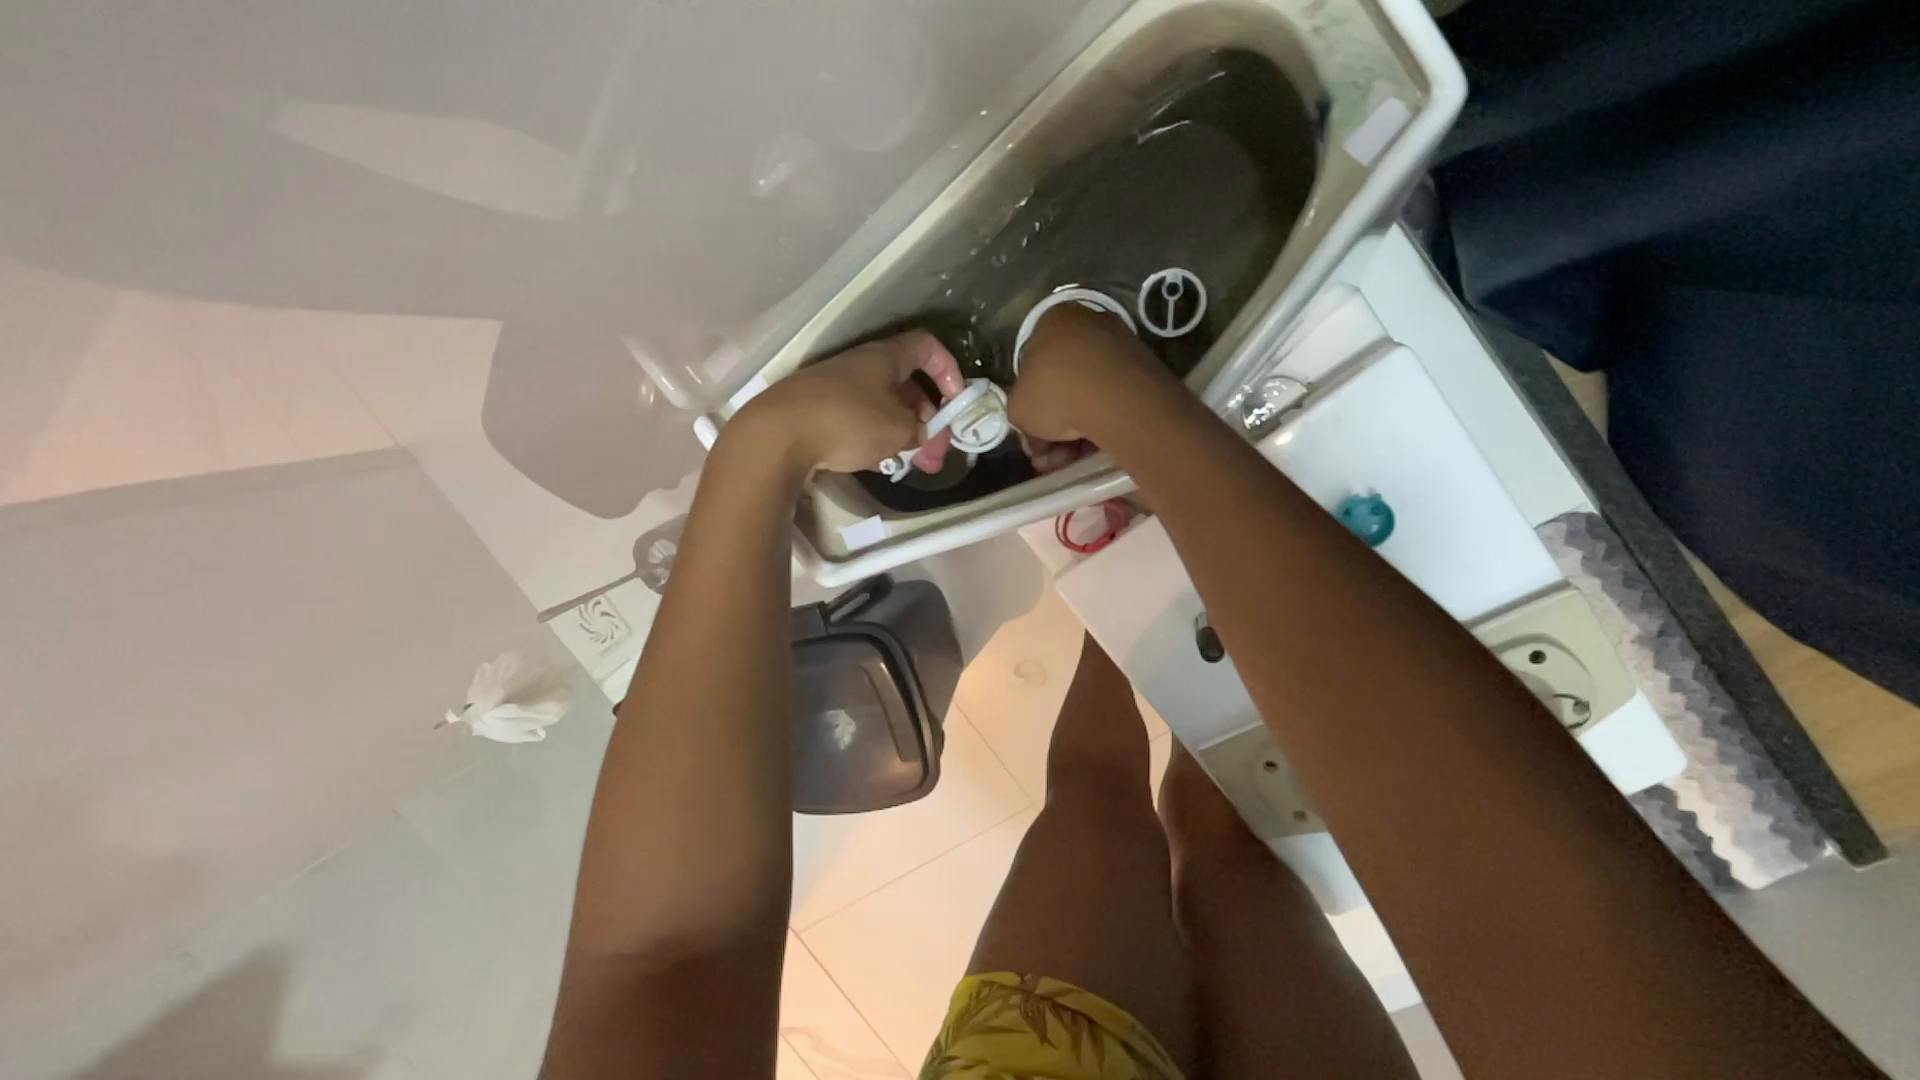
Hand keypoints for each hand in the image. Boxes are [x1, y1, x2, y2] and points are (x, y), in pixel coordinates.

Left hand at [733, 330, 966, 474]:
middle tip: (935, 453)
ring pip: (881, 406)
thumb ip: (919, 431)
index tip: (956, 401)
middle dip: (926, 418)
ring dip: (902, 433)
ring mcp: (835, 388)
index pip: (926, 347)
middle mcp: (859, 366)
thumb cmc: (847, 422)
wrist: (775, 436)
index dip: (948, 369)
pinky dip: (873, 439)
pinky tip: (876, 464)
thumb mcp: (898, 430)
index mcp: (884, 357)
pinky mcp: (816, 412)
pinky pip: (857, 421)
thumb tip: (922, 433)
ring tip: (911, 465)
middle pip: (904, 384)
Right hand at [1009, 304, 1171, 470]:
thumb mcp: (1018, 409)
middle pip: (1063, 382)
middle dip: (1055, 424)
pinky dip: (1104, 421)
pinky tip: (1097, 447)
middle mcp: (1088, 322)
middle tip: (1053, 455)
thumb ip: (1020, 414)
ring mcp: (1120, 342)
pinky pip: (1114, 398)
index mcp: (1052, 321)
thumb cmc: (1055, 393)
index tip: (1035, 438)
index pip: (1032, 368)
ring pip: (1090, 393)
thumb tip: (1035, 434)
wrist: (1117, 398)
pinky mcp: (1144, 366)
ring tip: (1075, 458)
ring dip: (1078, 428)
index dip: (1030, 408)